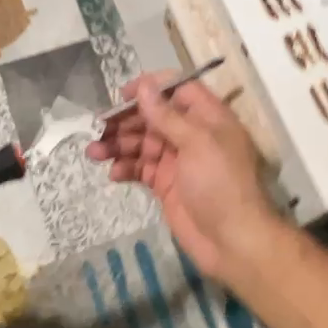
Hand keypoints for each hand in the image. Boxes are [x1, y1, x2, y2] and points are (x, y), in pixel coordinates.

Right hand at [87, 71, 284, 279]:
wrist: (233, 241)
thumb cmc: (220, 183)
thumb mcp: (196, 142)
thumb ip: (167, 115)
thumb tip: (144, 86)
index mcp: (207, 117)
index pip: (177, 90)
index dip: (150, 89)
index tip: (123, 95)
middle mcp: (192, 134)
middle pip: (154, 117)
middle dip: (126, 120)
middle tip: (99, 127)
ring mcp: (178, 161)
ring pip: (142, 143)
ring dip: (118, 145)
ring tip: (94, 152)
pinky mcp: (166, 185)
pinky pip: (141, 169)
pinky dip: (126, 168)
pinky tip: (113, 174)